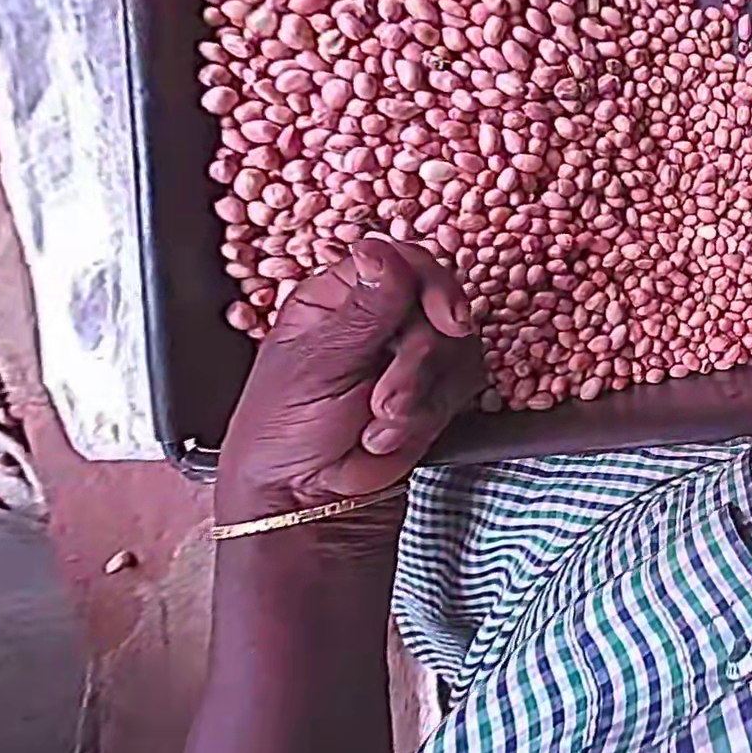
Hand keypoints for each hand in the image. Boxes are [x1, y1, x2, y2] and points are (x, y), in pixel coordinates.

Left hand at [216, 238, 484, 524]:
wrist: (312, 504)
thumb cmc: (287, 432)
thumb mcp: (318, 367)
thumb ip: (364, 310)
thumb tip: (381, 249)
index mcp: (339, 298)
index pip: (402, 261)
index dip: (431, 283)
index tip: (448, 319)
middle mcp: (383, 317)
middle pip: (439, 303)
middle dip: (420, 357)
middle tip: (391, 398)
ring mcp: (414, 351)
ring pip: (457, 345)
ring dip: (422, 391)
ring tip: (380, 425)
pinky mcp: (439, 385)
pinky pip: (464, 380)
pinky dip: (432, 411)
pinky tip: (392, 434)